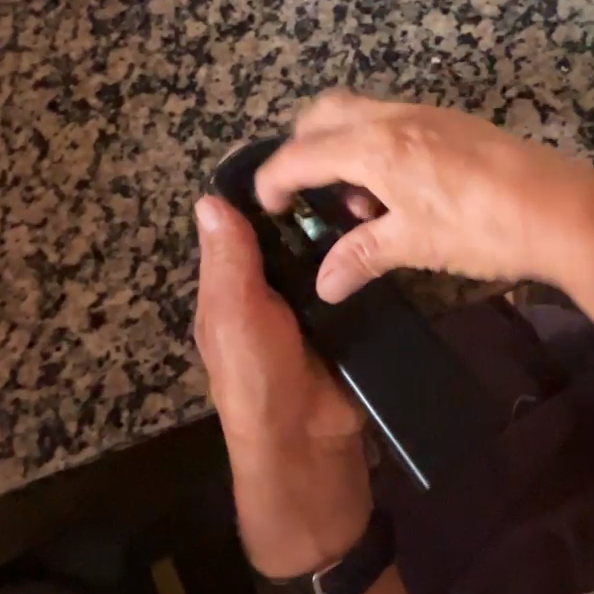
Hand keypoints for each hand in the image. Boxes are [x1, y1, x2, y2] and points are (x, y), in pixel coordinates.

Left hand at [193, 195, 370, 575]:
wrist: (311, 446)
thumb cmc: (258, 380)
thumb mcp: (234, 318)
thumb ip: (228, 264)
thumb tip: (209, 199)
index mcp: (232, 283)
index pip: (244, 224)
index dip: (265, 190)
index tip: (299, 147)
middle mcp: (270, 286)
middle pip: (290, 231)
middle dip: (313, 202)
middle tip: (350, 164)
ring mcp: (311, 299)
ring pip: (324, 249)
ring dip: (343, 226)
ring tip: (373, 188)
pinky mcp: (346, 313)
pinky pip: (352, 275)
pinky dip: (363, 255)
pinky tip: (384, 228)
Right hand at [255, 92, 593, 302]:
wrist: (563, 210)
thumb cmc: (481, 228)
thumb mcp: (415, 244)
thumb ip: (363, 256)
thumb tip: (325, 284)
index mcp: (375, 145)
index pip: (302, 153)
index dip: (274, 179)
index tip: (267, 206)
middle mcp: (395, 118)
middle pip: (325, 113)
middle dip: (303, 147)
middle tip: (308, 193)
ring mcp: (428, 114)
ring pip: (362, 113)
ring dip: (344, 146)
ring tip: (360, 203)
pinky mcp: (454, 123)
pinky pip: (395, 122)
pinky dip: (377, 146)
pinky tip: (400, 191)